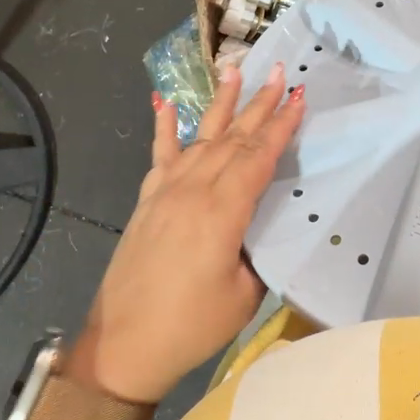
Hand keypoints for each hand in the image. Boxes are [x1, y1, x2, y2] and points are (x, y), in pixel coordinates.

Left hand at [73, 65, 302, 403]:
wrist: (121, 348)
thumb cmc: (190, 327)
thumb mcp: (243, 296)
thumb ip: (257, 252)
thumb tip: (263, 226)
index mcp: (222, 212)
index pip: (258, 157)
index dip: (281, 126)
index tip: (298, 96)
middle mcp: (193, 191)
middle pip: (233, 138)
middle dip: (259, 104)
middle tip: (278, 71)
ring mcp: (165, 193)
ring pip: (201, 138)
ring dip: (220, 104)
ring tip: (234, 70)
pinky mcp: (147, 202)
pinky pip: (159, 156)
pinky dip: (164, 128)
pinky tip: (166, 103)